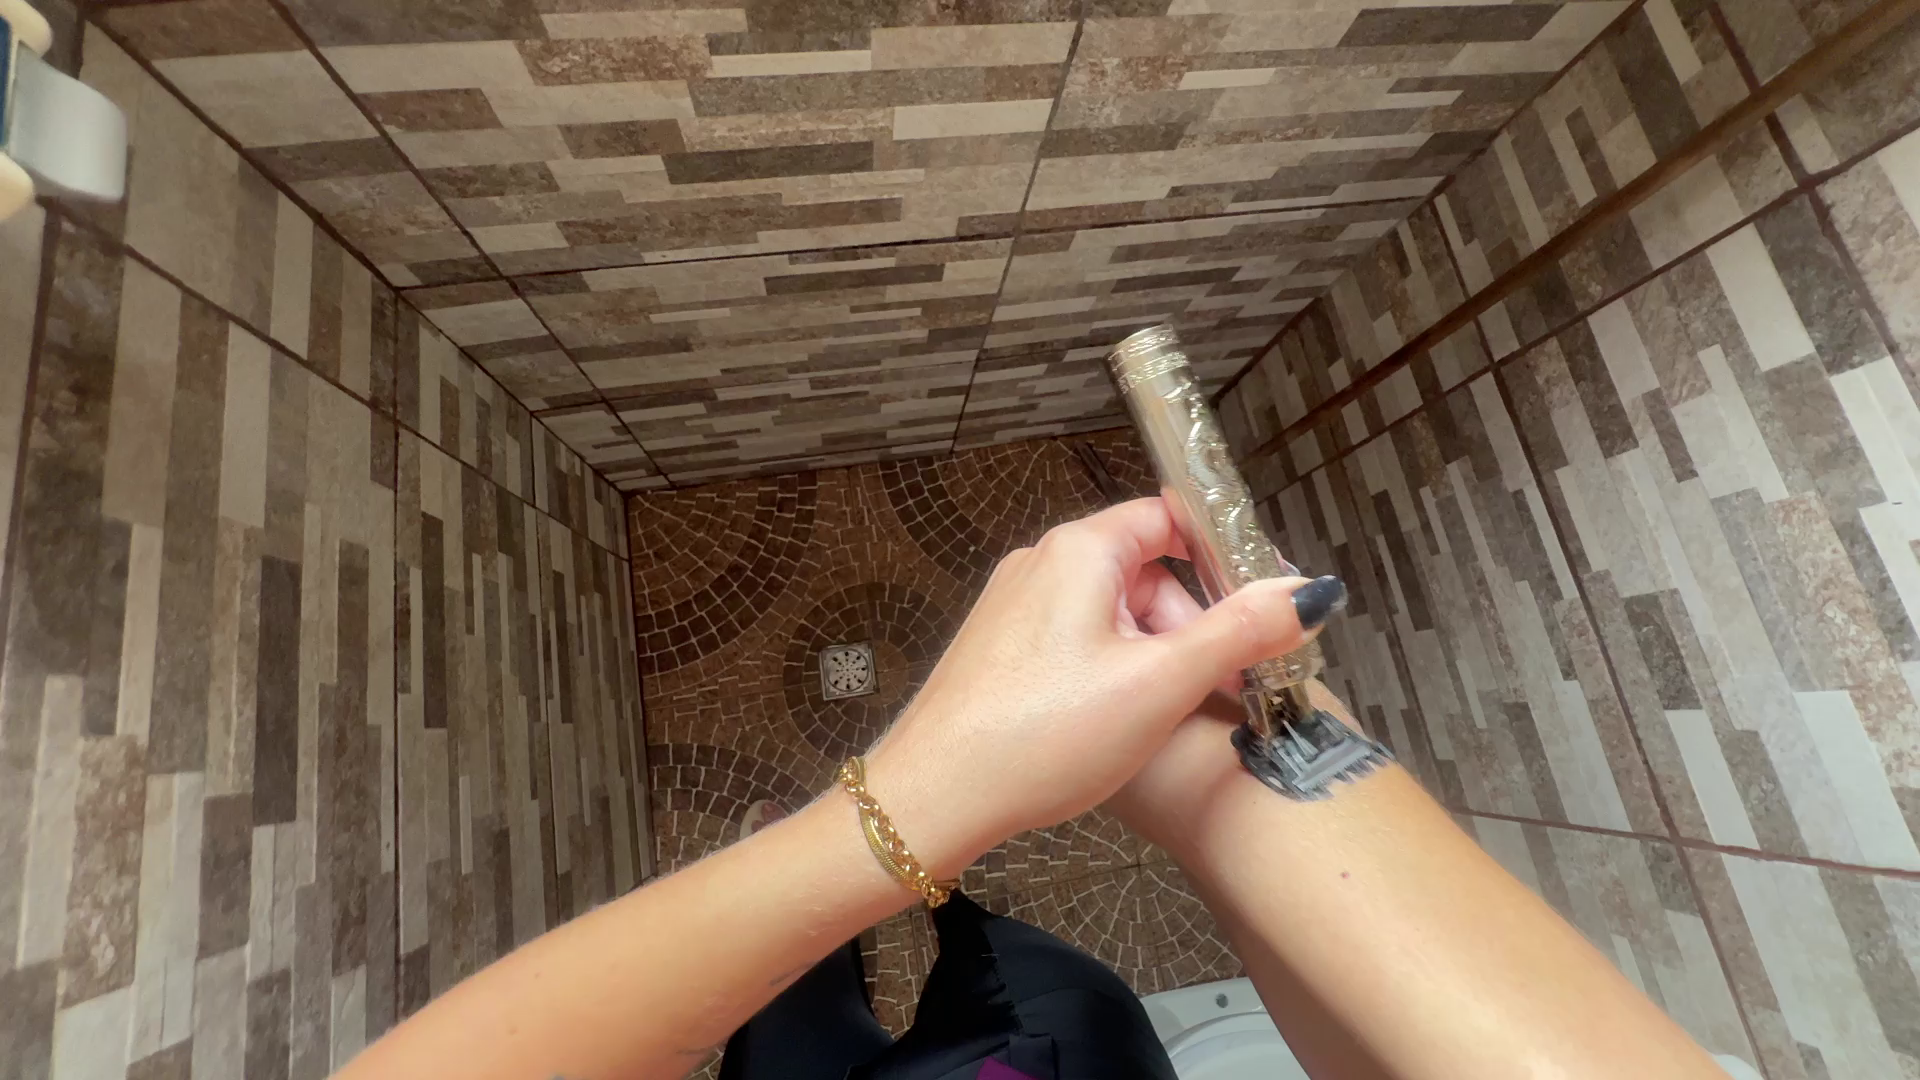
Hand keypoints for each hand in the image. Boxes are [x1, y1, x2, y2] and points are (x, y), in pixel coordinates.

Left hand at [863, 498, 1324, 878]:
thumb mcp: (1161, 681)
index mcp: (1079, 549)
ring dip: (1155, 650)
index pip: (1167, 517)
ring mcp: (1015, 605)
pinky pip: (1076, 637)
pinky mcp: (1002, 646)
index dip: (1221, 554)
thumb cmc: (1047, 732)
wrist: (936, 793)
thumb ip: (1240, 630)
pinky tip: (1119, 716)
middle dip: (1191, 622)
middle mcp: (1040, 563)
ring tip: (1172, 713)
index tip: (1260, 605)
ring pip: (1111, 610)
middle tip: (1224, 685)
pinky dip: (1113, 664)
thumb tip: (1311, 592)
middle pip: (1144, 571)